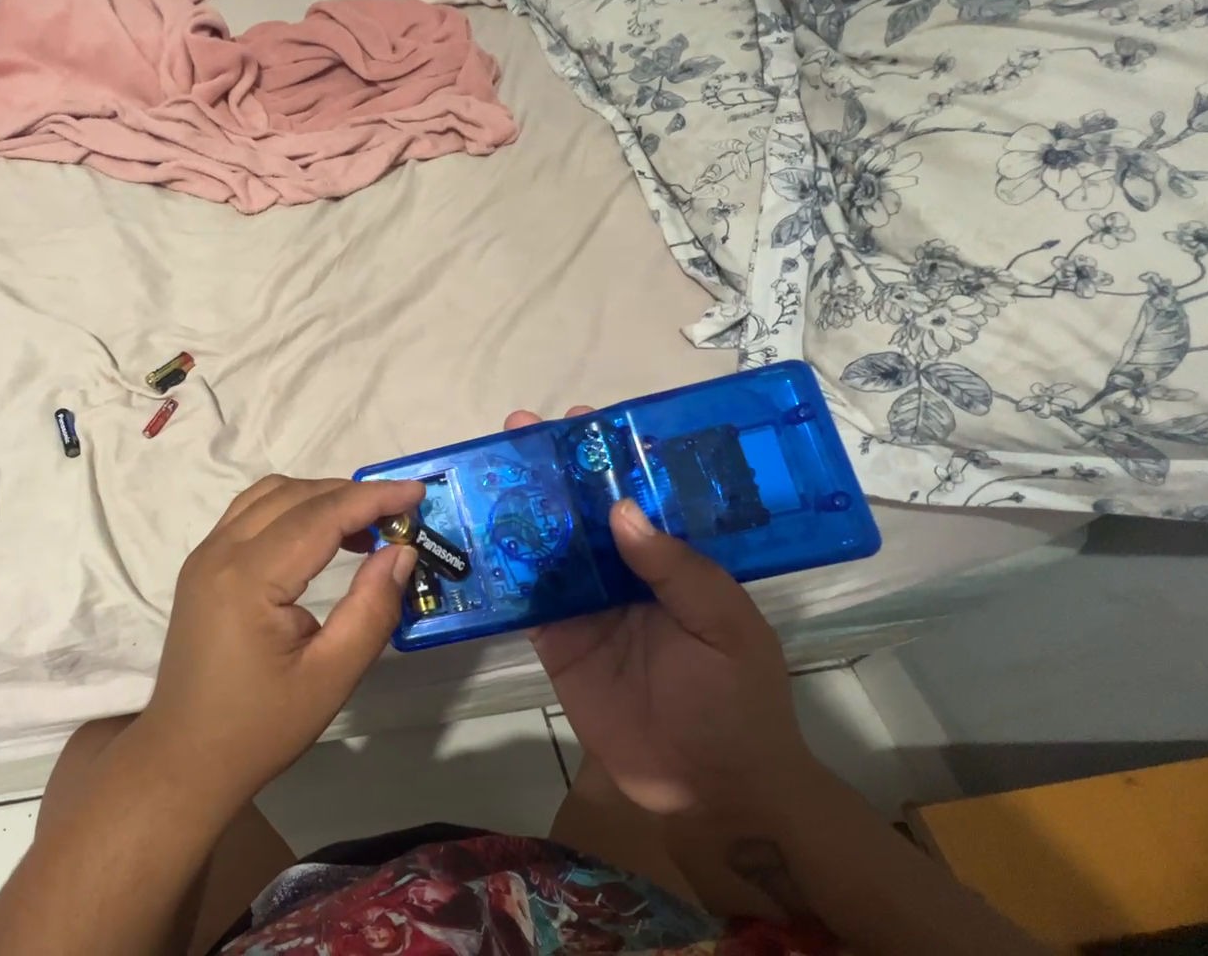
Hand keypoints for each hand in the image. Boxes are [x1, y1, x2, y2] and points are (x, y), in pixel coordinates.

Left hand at [136, 475, 424, 806]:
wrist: (186, 757)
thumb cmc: (261, 726)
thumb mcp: (330, 677)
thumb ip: (371, 610)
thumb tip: (401, 552)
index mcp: (248, 578)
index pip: (319, 516)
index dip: (372, 498)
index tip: (417, 492)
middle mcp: (219, 552)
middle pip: (292, 495)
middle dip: (350, 493)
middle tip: (399, 514)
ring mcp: (204, 556)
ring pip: (267, 496)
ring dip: (318, 497)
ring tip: (365, 526)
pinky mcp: (201, 567)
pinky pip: (248, 514)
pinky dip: (290, 509)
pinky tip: (319, 538)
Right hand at [508, 408, 817, 817]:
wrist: (705, 787)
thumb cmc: (735, 702)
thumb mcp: (727, 627)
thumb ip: (678, 568)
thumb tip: (619, 511)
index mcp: (674, 562)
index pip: (639, 497)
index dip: (610, 459)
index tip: (581, 420)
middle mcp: (624, 574)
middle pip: (583, 512)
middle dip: (552, 470)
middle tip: (518, 429)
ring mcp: (584, 605)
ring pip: (547, 545)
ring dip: (519, 508)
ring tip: (486, 470)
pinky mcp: (553, 638)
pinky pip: (523, 597)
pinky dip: (499, 569)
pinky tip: (471, 535)